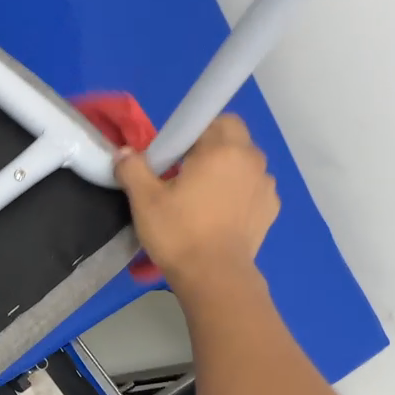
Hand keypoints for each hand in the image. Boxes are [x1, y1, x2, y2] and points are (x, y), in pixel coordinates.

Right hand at [115, 115, 279, 284]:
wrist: (213, 274)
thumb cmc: (177, 233)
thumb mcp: (144, 202)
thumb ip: (133, 170)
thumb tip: (124, 153)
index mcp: (221, 149)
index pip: (212, 120)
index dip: (190, 135)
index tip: (171, 159)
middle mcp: (250, 158)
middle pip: (233, 137)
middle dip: (210, 148)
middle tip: (184, 176)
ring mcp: (265, 182)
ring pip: (243, 163)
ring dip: (225, 171)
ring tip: (201, 200)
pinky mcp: (270, 206)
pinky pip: (252, 189)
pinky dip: (237, 194)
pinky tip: (218, 216)